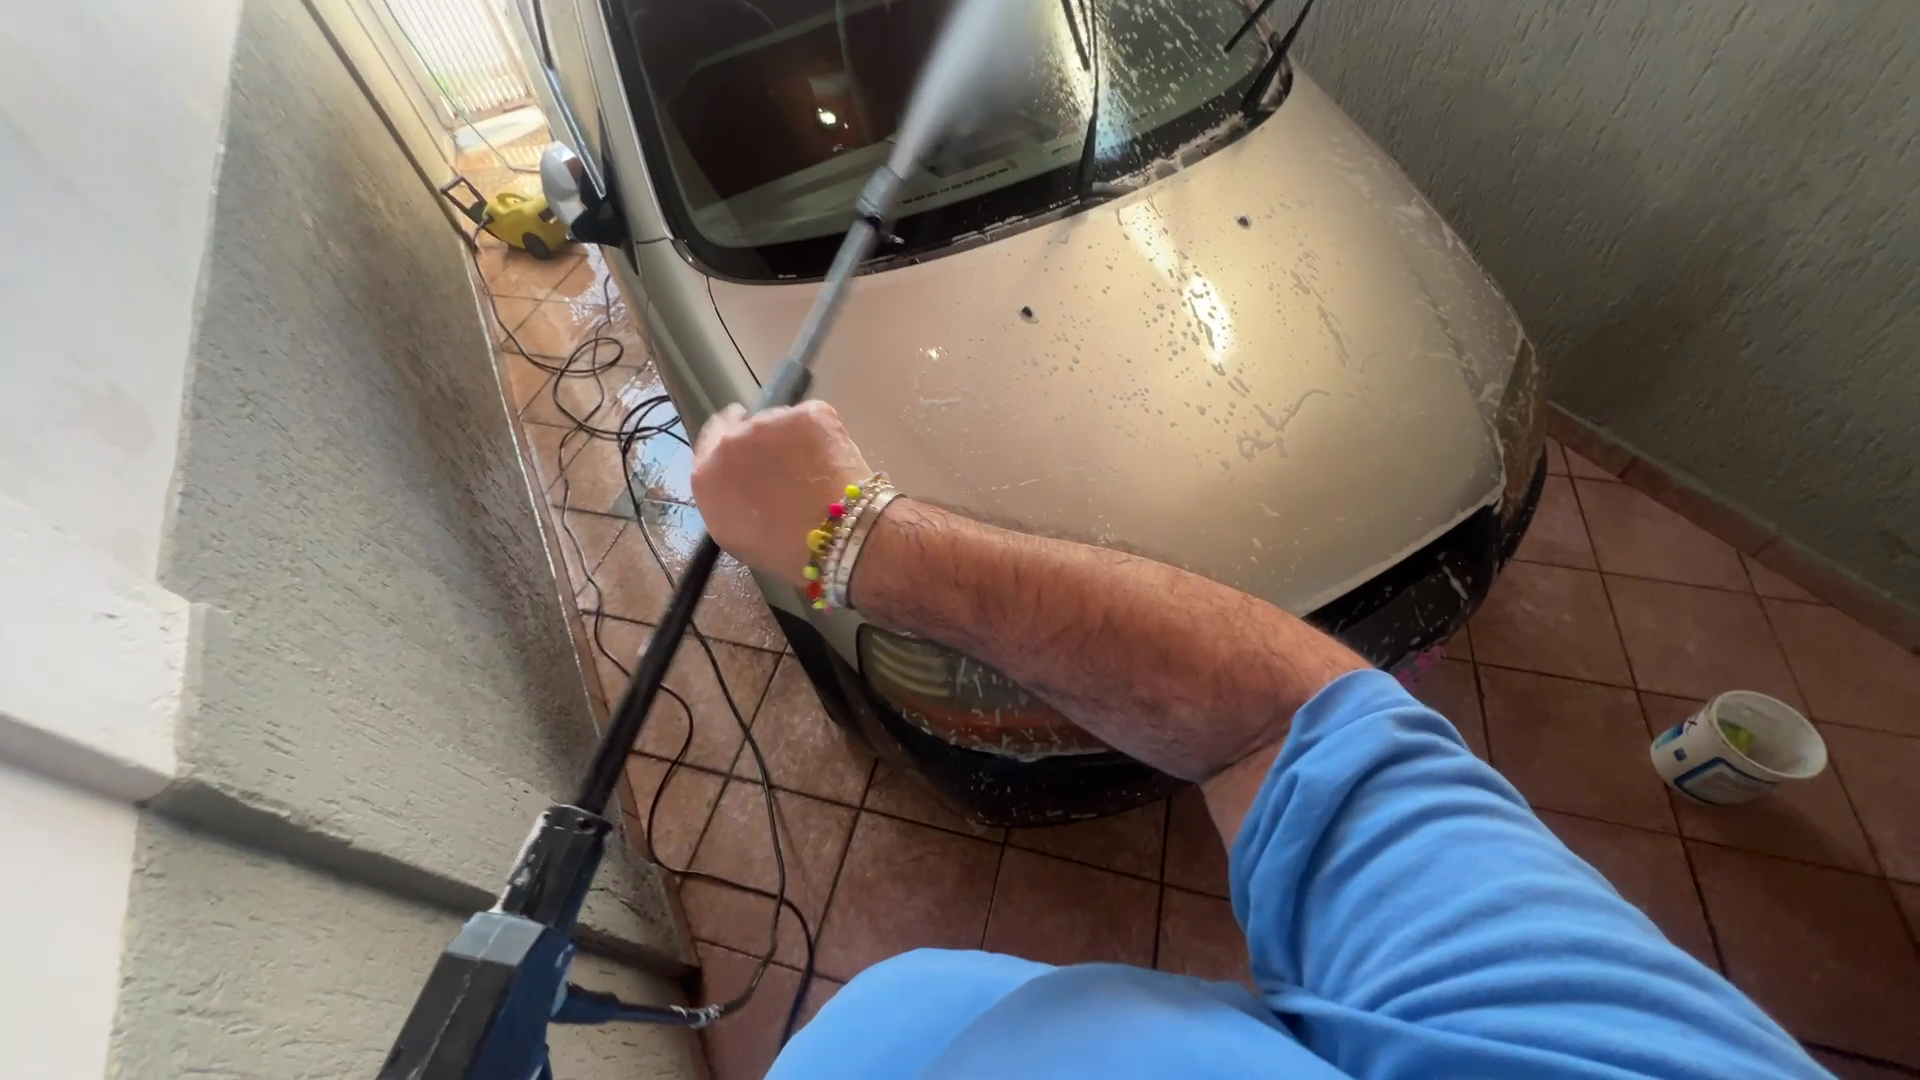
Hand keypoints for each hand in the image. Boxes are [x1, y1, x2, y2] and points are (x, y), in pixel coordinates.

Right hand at [690, 400, 874, 585]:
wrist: (838, 537)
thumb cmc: (786, 549)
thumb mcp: (735, 534)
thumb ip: (725, 498)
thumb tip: (738, 482)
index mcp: (708, 475)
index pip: (710, 440)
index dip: (727, 437)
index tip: (742, 437)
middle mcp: (732, 441)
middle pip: (744, 427)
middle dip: (761, 439)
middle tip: (785, 458)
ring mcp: (771, 422)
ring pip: (780, 421)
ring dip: (792, 437)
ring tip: (814, 467)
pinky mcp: (809, 414)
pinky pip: (812, 419)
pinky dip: (822, 434)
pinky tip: (833, 459)